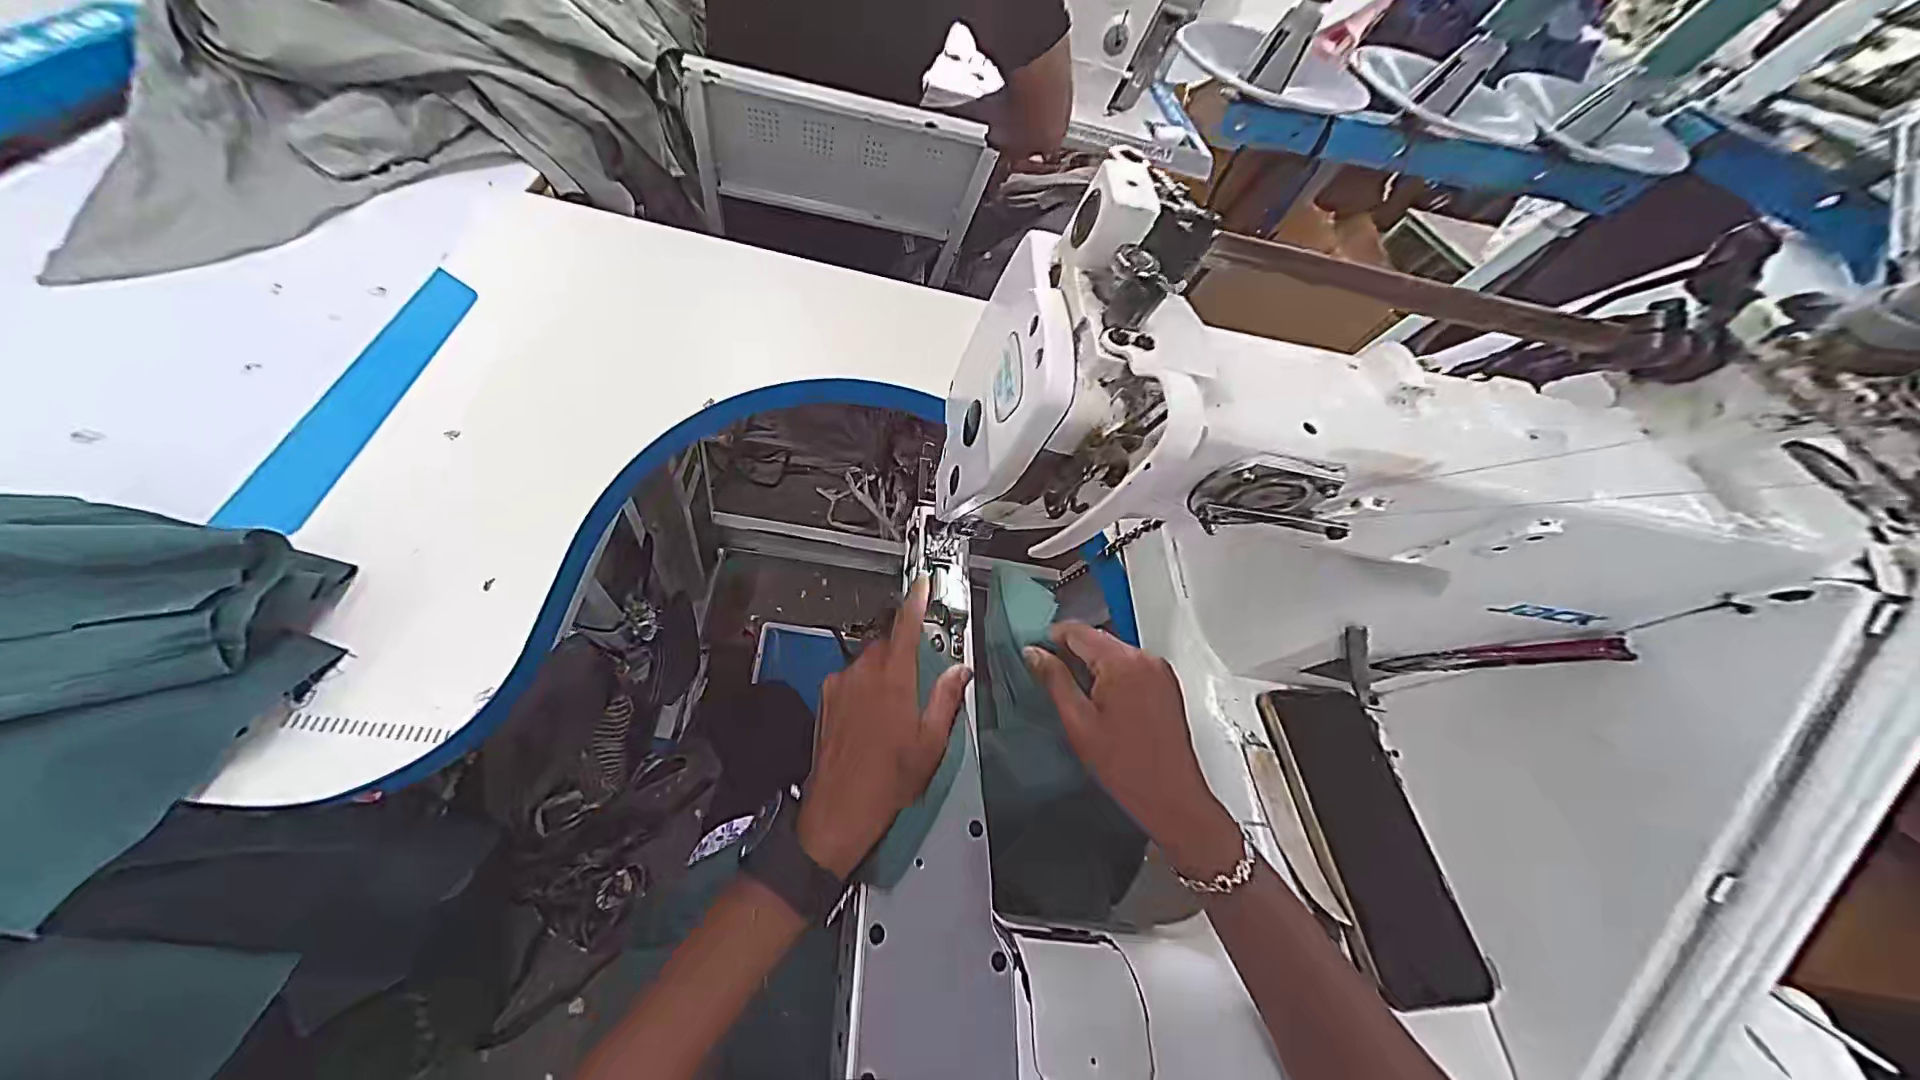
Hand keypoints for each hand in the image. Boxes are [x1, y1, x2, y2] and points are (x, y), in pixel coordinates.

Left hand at [797, 577, 972, 877]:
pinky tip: (872, 716)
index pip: (906, 625)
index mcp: (893, 679)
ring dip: (884, 670)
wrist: (838, 809)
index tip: (922, 584)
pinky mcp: (826, 698)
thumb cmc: (887, 780)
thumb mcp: (931, 742)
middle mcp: (862, 674)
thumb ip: (947, 698)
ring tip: (894, 707)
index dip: (916, 600)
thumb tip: (959, 672)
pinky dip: (864, 685)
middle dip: (904, 648)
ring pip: (868, 660)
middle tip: (919, 672)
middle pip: (887, 642)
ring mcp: (840, 685)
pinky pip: (850, 678)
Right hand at [1025, 623, 1241, 879]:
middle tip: (1049, 677)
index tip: (1036, 652)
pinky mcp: (1165, 685)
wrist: (1171, 797)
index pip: (1078, 631)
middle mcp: (1145, 659)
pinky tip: (1101, 704)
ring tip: (1075, 697)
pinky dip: (1112, 676)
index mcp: (1122, 663)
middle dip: (1071, 654)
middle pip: (1097, 639)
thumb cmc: (1128, 767)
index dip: (1052, 638)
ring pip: (1113, 653)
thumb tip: (1035, 654)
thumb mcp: (1078, 722)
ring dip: (1092, 666)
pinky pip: (1131, 667)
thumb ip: (1054, 680)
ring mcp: (1159, 671)